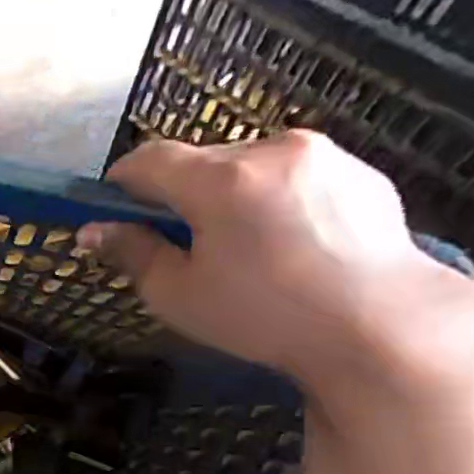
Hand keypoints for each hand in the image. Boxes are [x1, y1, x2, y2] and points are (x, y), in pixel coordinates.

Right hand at [77, 131, 473, 398]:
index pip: (150, 158)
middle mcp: (272, 150)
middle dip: (176, 193)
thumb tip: (93, 230)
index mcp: (221, 180)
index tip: (111, 210)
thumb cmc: (260, 315)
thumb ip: (132, 252)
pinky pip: (291, 174)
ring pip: (247, 165)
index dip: (121, 182)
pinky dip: (269, 198)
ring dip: (224, 194)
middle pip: (200, 160)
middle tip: (175, 242)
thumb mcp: (175, 293)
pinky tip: (281, 244)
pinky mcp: (359, 170)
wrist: (380, 322)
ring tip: (234, 246)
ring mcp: (323, 155)